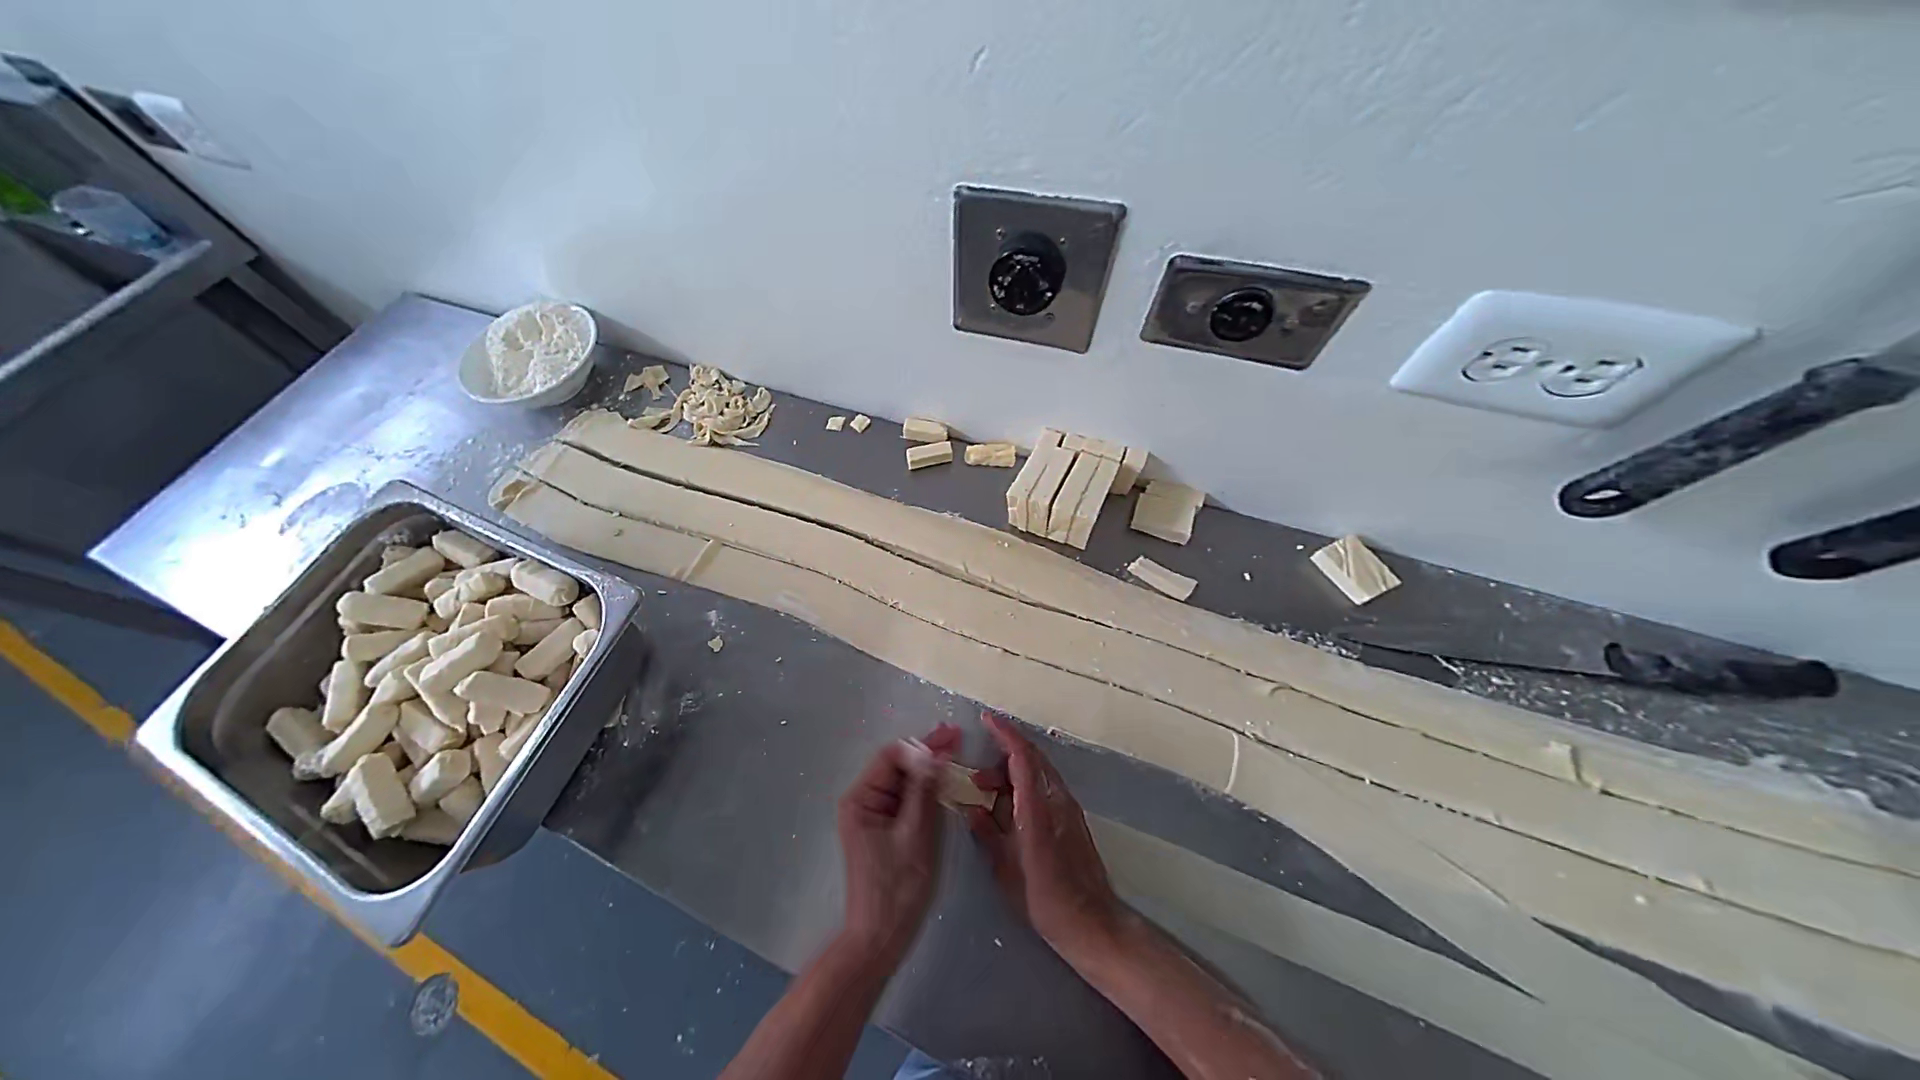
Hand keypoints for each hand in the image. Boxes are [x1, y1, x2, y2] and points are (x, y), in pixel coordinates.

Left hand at [835, 723, 959, 965]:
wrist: (881, 936)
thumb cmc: (896, 887)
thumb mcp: (914, 835)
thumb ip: (924, 791)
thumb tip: (934, 753)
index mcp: (860, 798)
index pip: (891, 757)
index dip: (922, 745)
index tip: (951, 738)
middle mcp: (863, 800)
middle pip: (897, 764)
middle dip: (926, 750)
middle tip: (958, 737)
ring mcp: (874, 813)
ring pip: (903, 779)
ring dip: (928, 766)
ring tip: (955, 749)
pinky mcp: (886, 826)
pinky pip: (906, 797)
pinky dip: (925, 786)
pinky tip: (944, 777)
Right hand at [966, 711, 1124, 959]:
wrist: (1092, 923)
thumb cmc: (1046, 900)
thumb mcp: (1007, 871)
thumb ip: (989, 835)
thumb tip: (974, 811)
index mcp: (1037, 808)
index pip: (1022, 757)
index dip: (1004, 734)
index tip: (987, 719)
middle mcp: (1057, 800)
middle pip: (1033, 759)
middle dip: (1002, 755)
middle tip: (976, 778)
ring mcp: (1068, 808)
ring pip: (1039, 773)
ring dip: (1013, 773)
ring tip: (988, 796)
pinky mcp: (1072, 819)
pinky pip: (1045, 788)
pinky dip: (1025, 786)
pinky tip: (1009, 808)